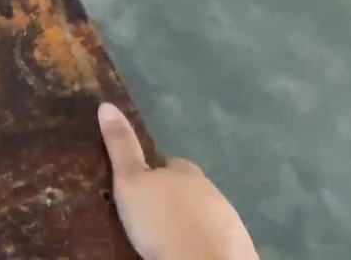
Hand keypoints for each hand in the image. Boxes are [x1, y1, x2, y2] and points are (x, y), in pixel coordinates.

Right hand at [98, 104, 256, 259]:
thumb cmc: (162, 223)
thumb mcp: (129, 181)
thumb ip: (121, 146)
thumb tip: (107, 105)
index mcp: (187, 172)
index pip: (172, 162)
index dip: (157, 172)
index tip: (142, 187)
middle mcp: (214, 192)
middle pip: (192, 189)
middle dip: (176, 197)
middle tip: (152, 213)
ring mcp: (233, 224)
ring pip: (207, 215)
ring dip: (192, 221)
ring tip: (170, 236)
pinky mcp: (243, 252)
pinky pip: (220, 241)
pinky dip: (206, 243)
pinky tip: (190, 251)